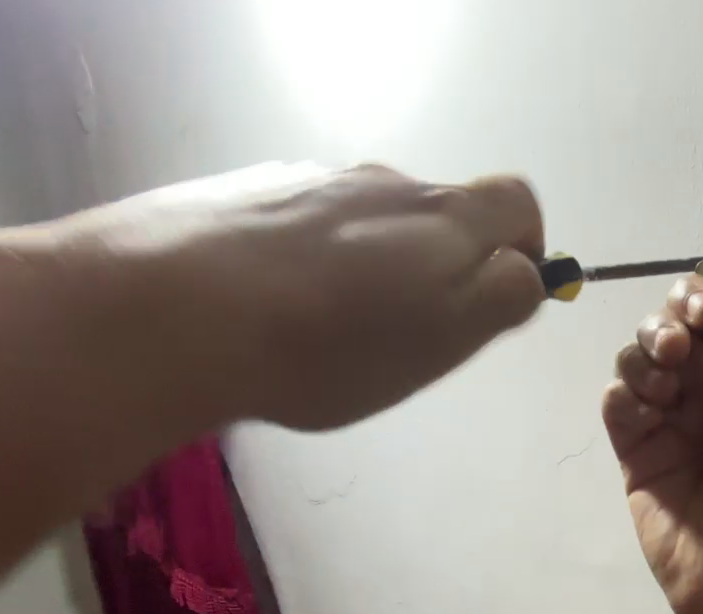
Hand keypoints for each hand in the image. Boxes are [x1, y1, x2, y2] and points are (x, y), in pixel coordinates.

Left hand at [0, 162, 545, 430]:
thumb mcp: (447, 338)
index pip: (519, 204)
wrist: (175, 310)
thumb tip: (525, 271)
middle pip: (444, 214)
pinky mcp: (250, 191)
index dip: (527, 247)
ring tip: (336, 327)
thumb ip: (503, 298)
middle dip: (448, 266)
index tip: (503, 298)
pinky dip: (319, 258)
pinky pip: (312, 223)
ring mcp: (313, 181)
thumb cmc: (335, 343)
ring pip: (376, 221)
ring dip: (380, 264)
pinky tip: (282, 306)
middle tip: (414, 332)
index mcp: (445, 218)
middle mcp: (386, 183)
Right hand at [601, 249, 702, 613]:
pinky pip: (618, 407)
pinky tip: (640, 407)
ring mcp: (669, 426)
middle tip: (682, 351)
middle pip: (675, 333)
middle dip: (672, 328)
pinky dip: (623, 396)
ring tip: (665, 386)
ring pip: (640, 364)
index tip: (699, 306)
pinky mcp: (636, 456)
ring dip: (646, 360)